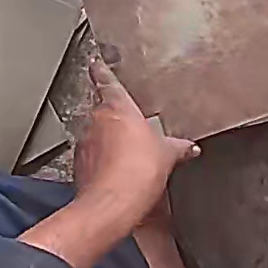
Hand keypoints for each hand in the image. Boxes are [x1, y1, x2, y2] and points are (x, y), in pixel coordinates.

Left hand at [72, 55, 200, 221]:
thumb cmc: (137, 172)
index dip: (101, 71)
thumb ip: (177, 147)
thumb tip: (188, 148)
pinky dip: (101, 160)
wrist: (112, 204)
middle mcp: (95, 121)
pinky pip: (91, 156)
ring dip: (106, 140)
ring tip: (126, 154)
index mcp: (117, 108)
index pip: (105, 81)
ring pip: (95, 134)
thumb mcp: (167, 155)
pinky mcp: (79, 165)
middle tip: (129, 124)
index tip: (96, 63)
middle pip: (101, 109)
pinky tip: (115, 171)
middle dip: (113, 116)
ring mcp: (84, 143)